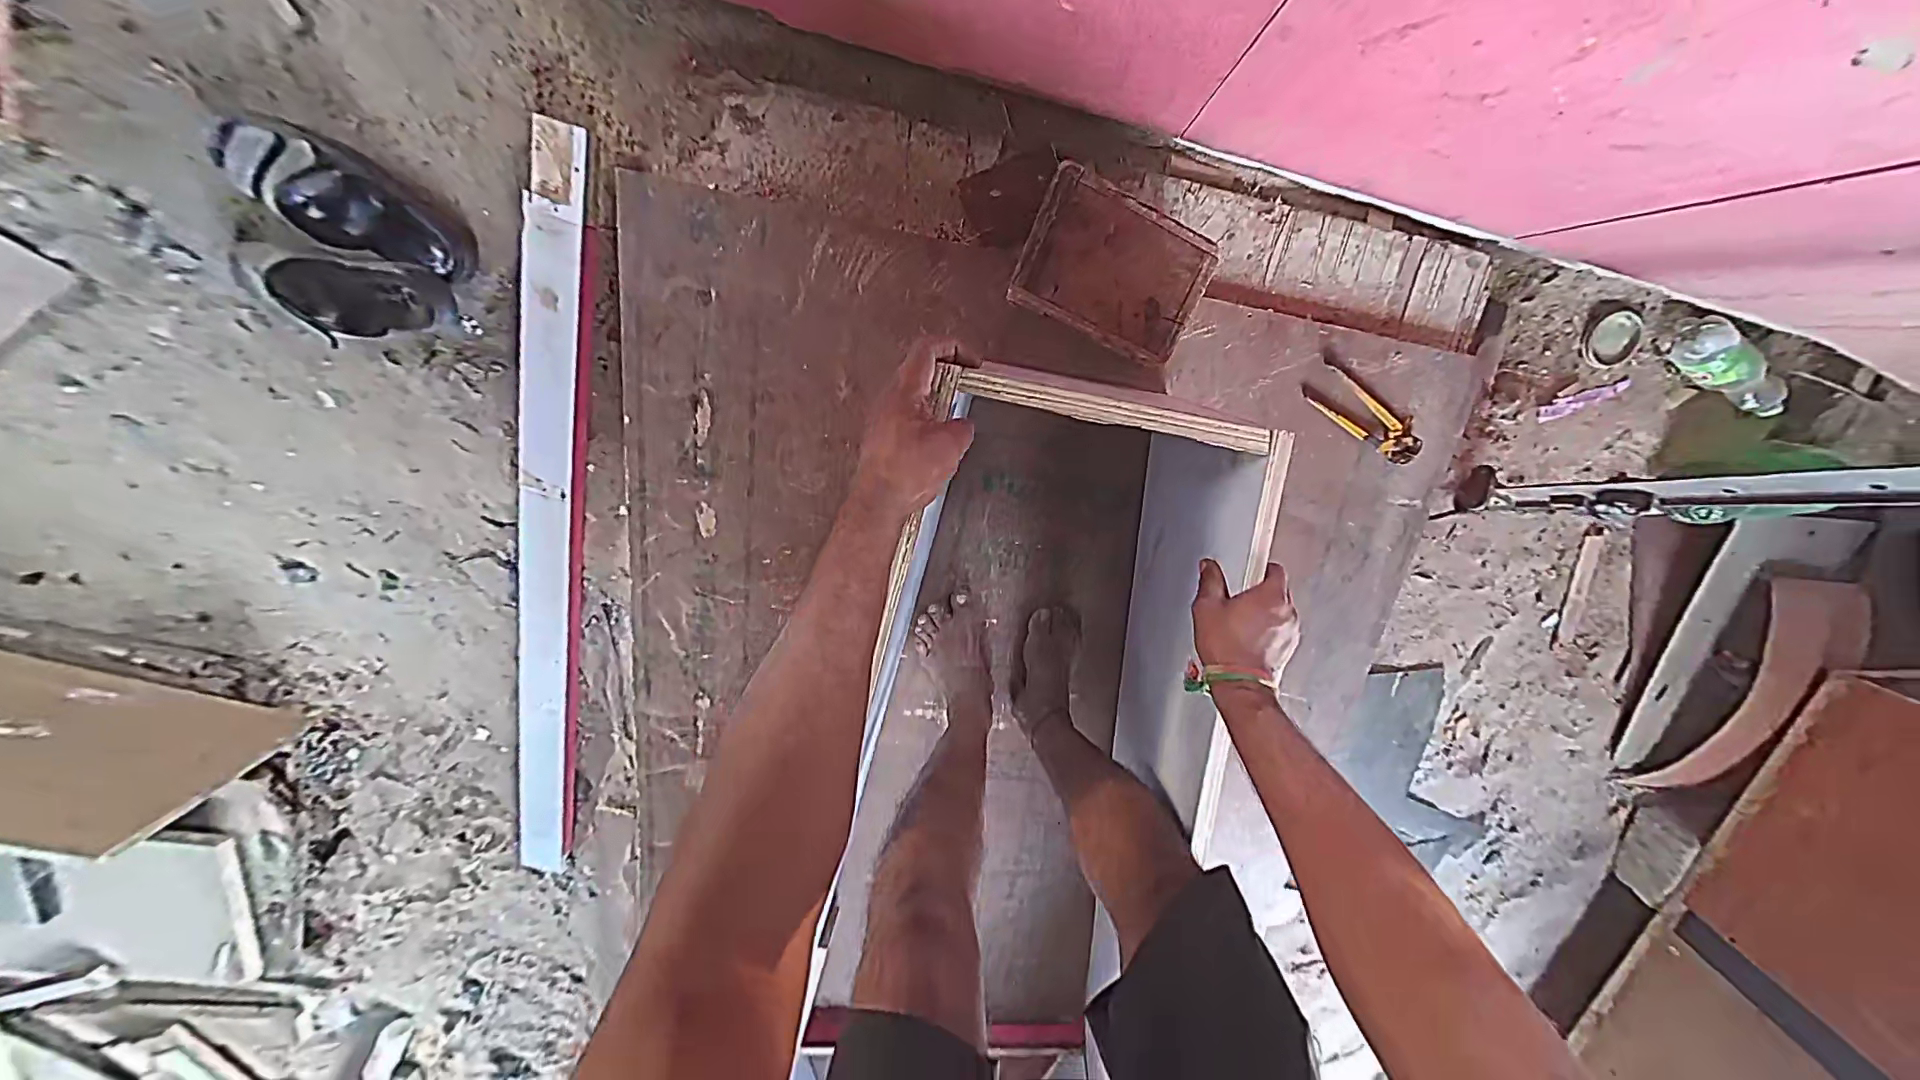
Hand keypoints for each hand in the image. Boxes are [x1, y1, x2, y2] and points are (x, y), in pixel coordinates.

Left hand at [850, 340, 975, 517]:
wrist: (878, 502)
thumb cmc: (904, 474)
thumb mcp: (951, 445)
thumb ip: (963, 426)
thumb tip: (964, 426)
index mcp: (904, 391)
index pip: (927, 349)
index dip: (954, 346)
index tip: (970, 358)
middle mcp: (888, 399)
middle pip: (919, 368)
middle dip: (948, 372)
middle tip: (966, 381)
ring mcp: (882, 417)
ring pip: (914, 393)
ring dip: (938, 396)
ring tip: (955, 413)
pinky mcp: (882, 436)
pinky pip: (907, 415)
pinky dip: (927, 416)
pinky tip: (937, 439)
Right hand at [1192, 559, 1299, 681]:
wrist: (1239, 682)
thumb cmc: (1226, 647)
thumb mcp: (1207, 607)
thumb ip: (1210, 581)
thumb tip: (1209, 567)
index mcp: (1270, 595)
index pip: (1275, 570)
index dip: (1262, 569)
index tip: (1251, 573)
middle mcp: (1287, 611)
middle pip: (1278, 591)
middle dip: (1260, 594)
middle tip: (1239, 603)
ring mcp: (1290, 631)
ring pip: (1280, 612)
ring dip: (1265, 614)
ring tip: (1241, 624)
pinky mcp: (1288, 647)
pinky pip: (1280, 631)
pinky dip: (1268, 631)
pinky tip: (1248, 639)